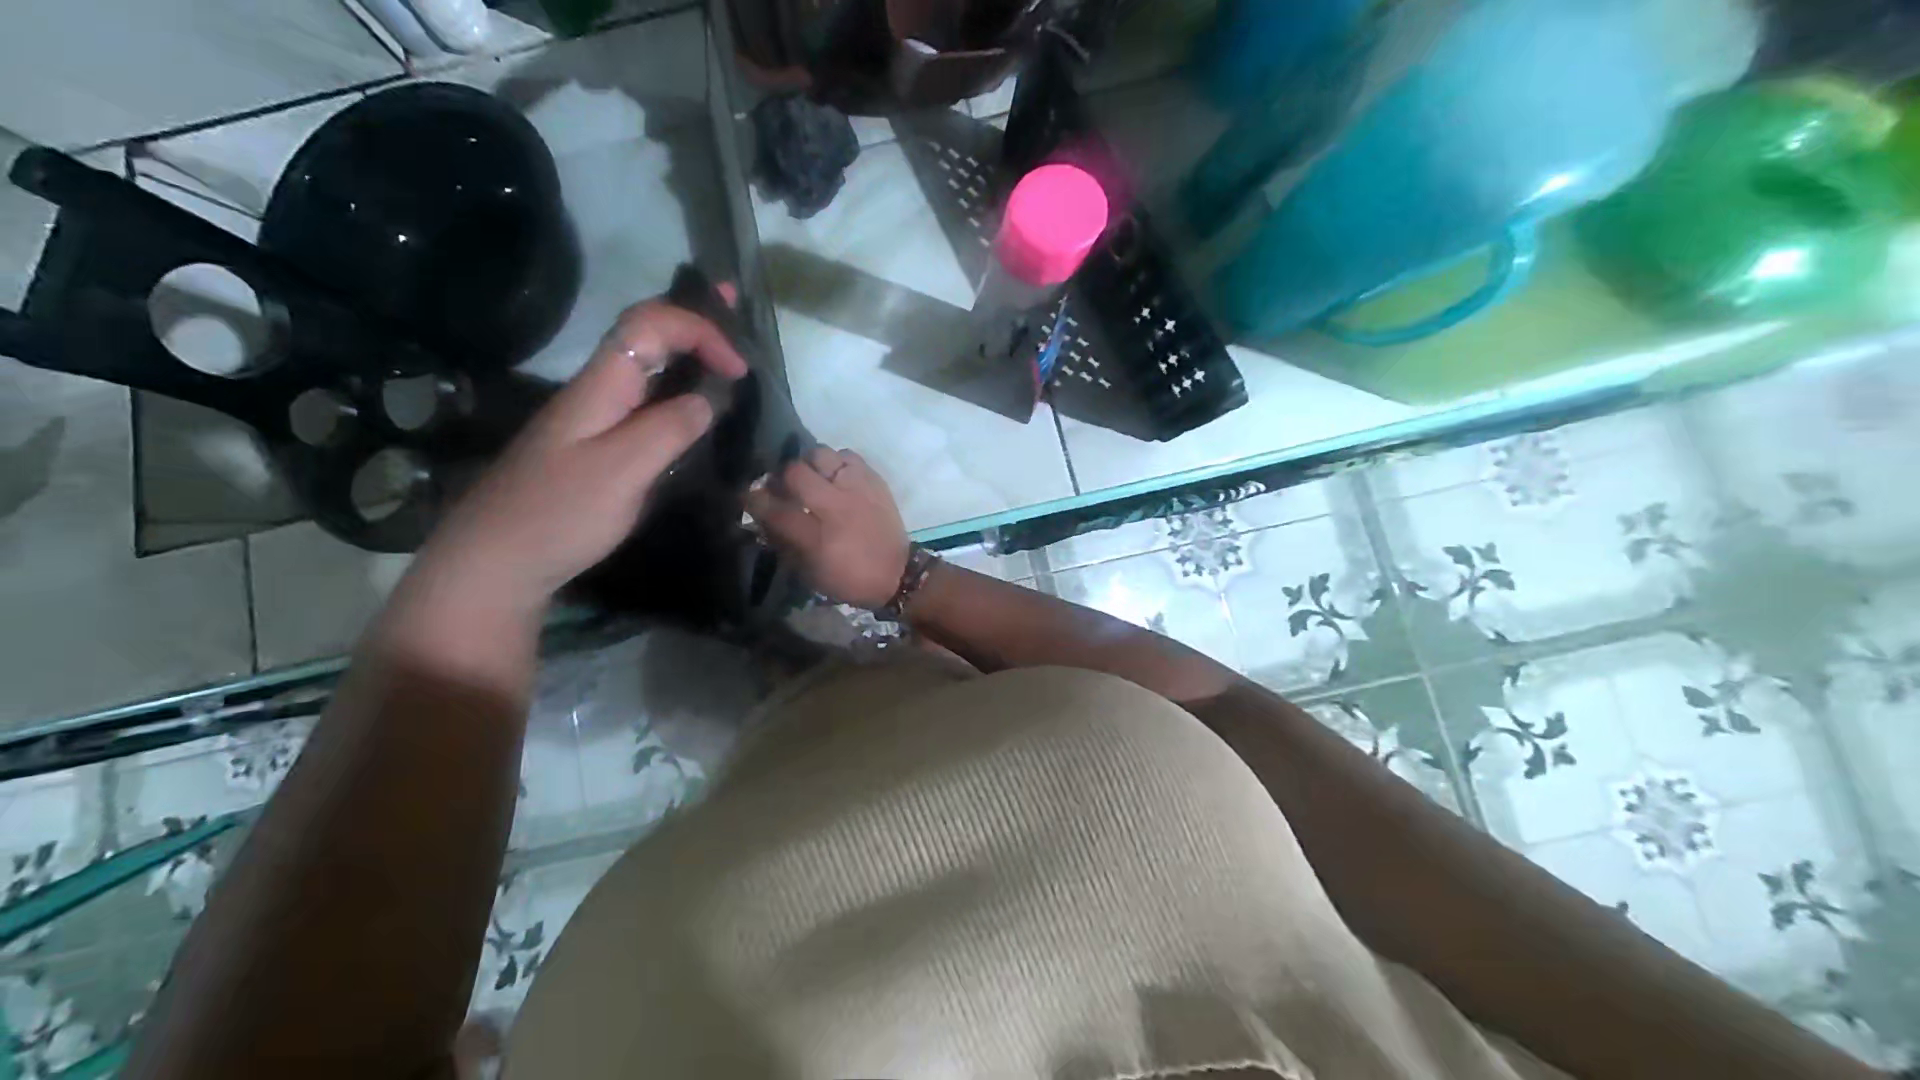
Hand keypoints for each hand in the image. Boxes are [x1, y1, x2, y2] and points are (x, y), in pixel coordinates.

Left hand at [411, 297, 748, 615]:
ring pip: (647, 368)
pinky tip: (697, 404)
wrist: (498, 561)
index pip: (650, 326)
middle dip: (692, 316)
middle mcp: (597, 392)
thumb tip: (709, 400)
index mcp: (599, 387)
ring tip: (727, 348)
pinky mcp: (599, 447)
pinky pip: (646, 402)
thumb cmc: (558, 514)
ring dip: (687, 350)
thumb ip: (667, 430)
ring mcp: (596, 419)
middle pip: (645, 334)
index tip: (740, 368)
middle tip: (734, 304)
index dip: (699, 329)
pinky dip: (679, 389)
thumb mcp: (620, 472)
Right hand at [745, 447, 910, 609]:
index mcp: (817, 537)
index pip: (774, 508)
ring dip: (810, 464)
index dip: (754, 500)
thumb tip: (761, 518)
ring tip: (812, 478)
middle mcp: (836, 505)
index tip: (746, 496)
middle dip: (782, 477)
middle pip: (795, 472)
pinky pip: (847, 455)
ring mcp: (858, 488)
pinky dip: (837, 462)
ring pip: (822, 454)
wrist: (898, 574)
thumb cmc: (849, 579)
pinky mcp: (875, 480)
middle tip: (783, 486)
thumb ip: (783, 542)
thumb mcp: (809, 572)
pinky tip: (836, 477)